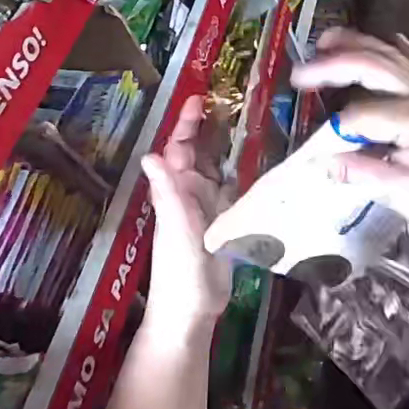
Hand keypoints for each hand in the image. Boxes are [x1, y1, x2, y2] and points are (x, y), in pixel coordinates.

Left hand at [140, 95, 230, 334]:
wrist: (192, 312)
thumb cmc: (180, 270)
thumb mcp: (176, 227)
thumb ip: (168, 192)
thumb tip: (150, 154)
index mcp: (176, 189)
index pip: (180, 146)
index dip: (187, 122)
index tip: (199, 97)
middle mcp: (190, 192)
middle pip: (198, 151)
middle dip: (209, 125)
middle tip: (230, 98)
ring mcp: (207, 206)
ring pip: (215, 167)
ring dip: (225, 144)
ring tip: (246, 119)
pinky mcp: (225, 221)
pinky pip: (231, 187)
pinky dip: (240, 171)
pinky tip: (257, 162)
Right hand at [290, 29, 408, 256]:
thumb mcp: (404, 197)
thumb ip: (361, 173)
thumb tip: (320, 161)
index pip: (363, 114)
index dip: (336, 128)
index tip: (318, 149)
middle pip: (373, 68)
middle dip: (333, 66)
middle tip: (299, 74)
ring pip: (389, 57)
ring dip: (357, 46)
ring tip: (325, 41)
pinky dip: (394, 50)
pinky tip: (386, 38)